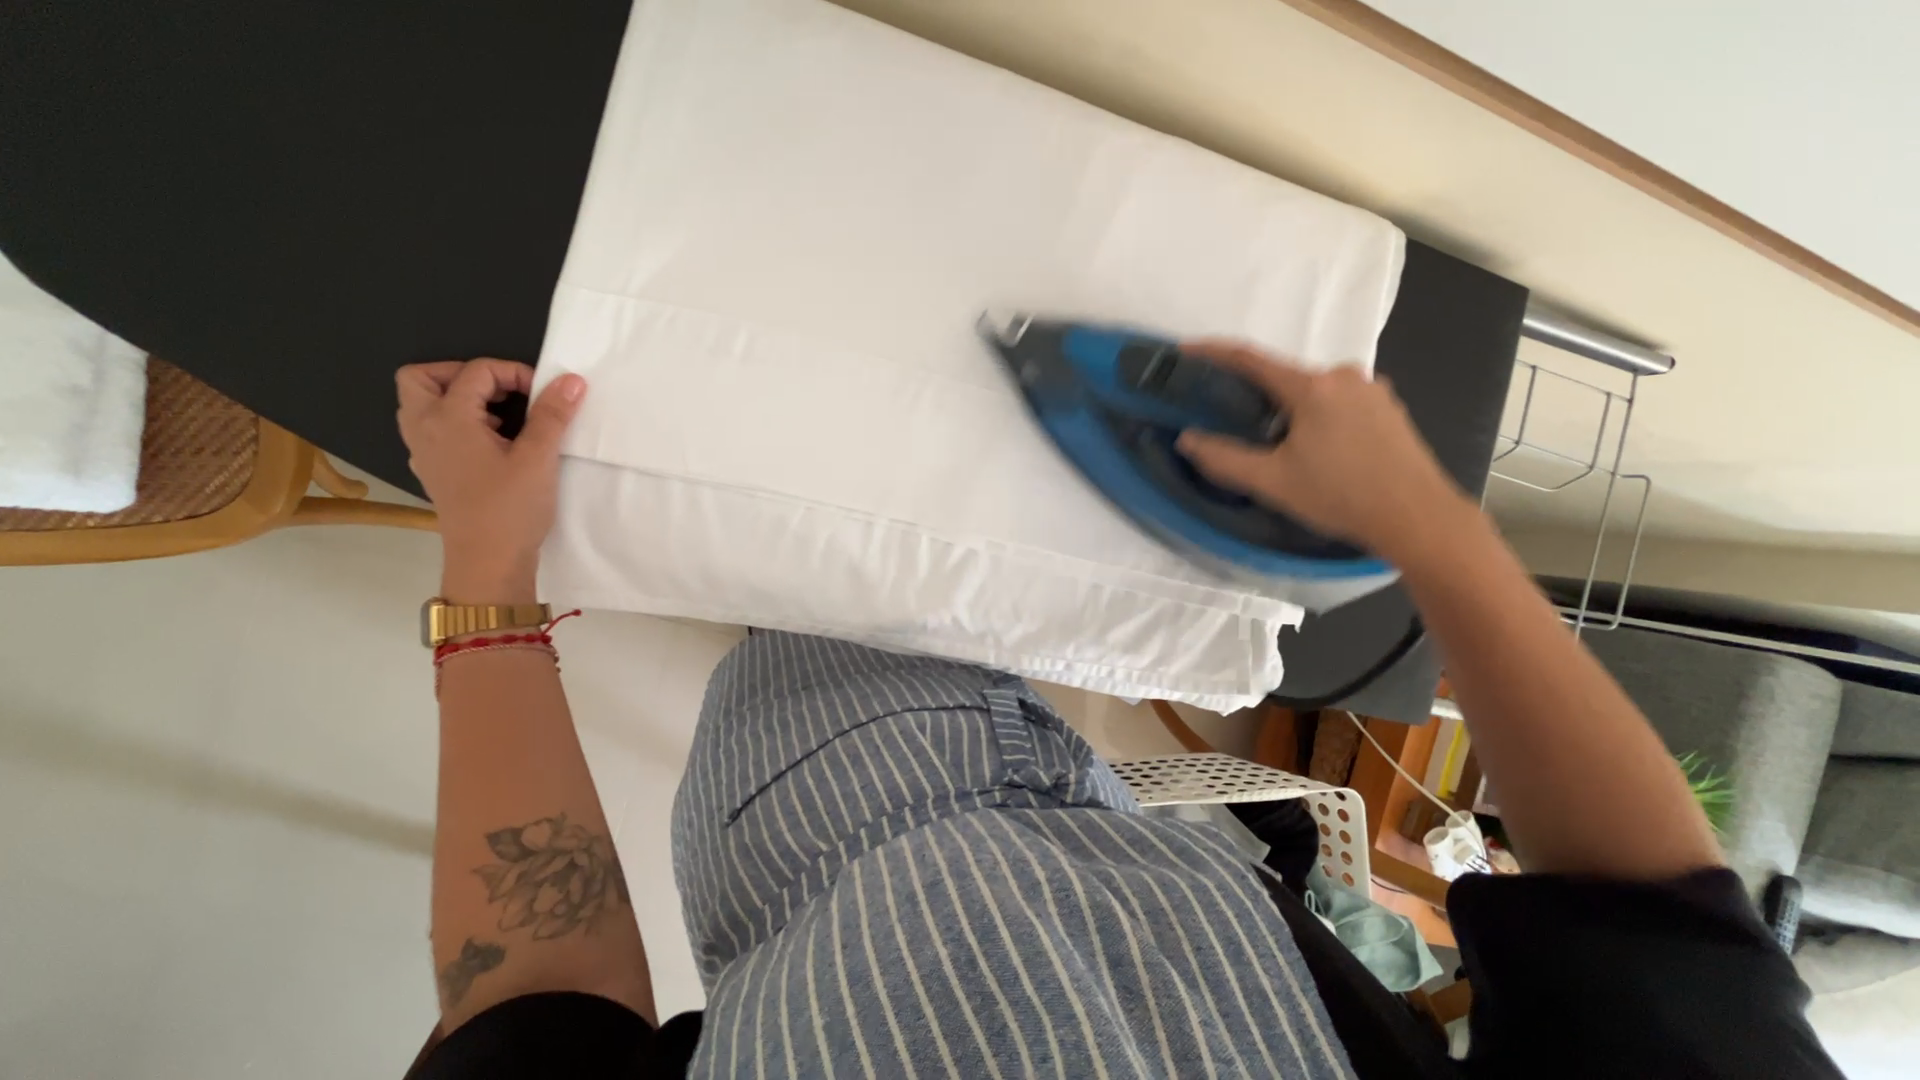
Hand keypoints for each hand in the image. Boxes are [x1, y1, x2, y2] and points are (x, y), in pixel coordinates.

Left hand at [395, 359, 586, 602]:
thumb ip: (552, 414)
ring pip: (423, 405)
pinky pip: (433, 430)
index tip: (545, 396)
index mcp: (447, 418)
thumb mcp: (538, 457)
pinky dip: (458, 424)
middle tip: (502, 391)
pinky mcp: (434, 472)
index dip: (514, 373)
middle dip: (464, 375)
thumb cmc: (510, 507)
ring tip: (499, 417)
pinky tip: (492, 444)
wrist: (488, 561)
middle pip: (422, 378)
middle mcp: (425, 429)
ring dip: (458, 399)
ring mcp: (424, 452)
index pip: (476, 372)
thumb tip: (570, 380)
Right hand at [1174, 341, 1469, 560]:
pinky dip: (1318, 418)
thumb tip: (1187, 439)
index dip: (1214, 352)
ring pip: (1314, 393)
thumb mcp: (1273, 482)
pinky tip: (1319, 451)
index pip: (1252, 359)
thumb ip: (1224, 459)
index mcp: (1312, 387)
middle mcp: (1344, 377)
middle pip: (1285, 378)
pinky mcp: (1389, 409)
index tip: (1186, 349)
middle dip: (1257, 396)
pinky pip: (1339, 404)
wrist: (1418, 518)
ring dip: (1290, 411)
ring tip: (1280, 448)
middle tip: (1235, 423)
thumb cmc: (1341, 496)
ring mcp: (1372, 391)